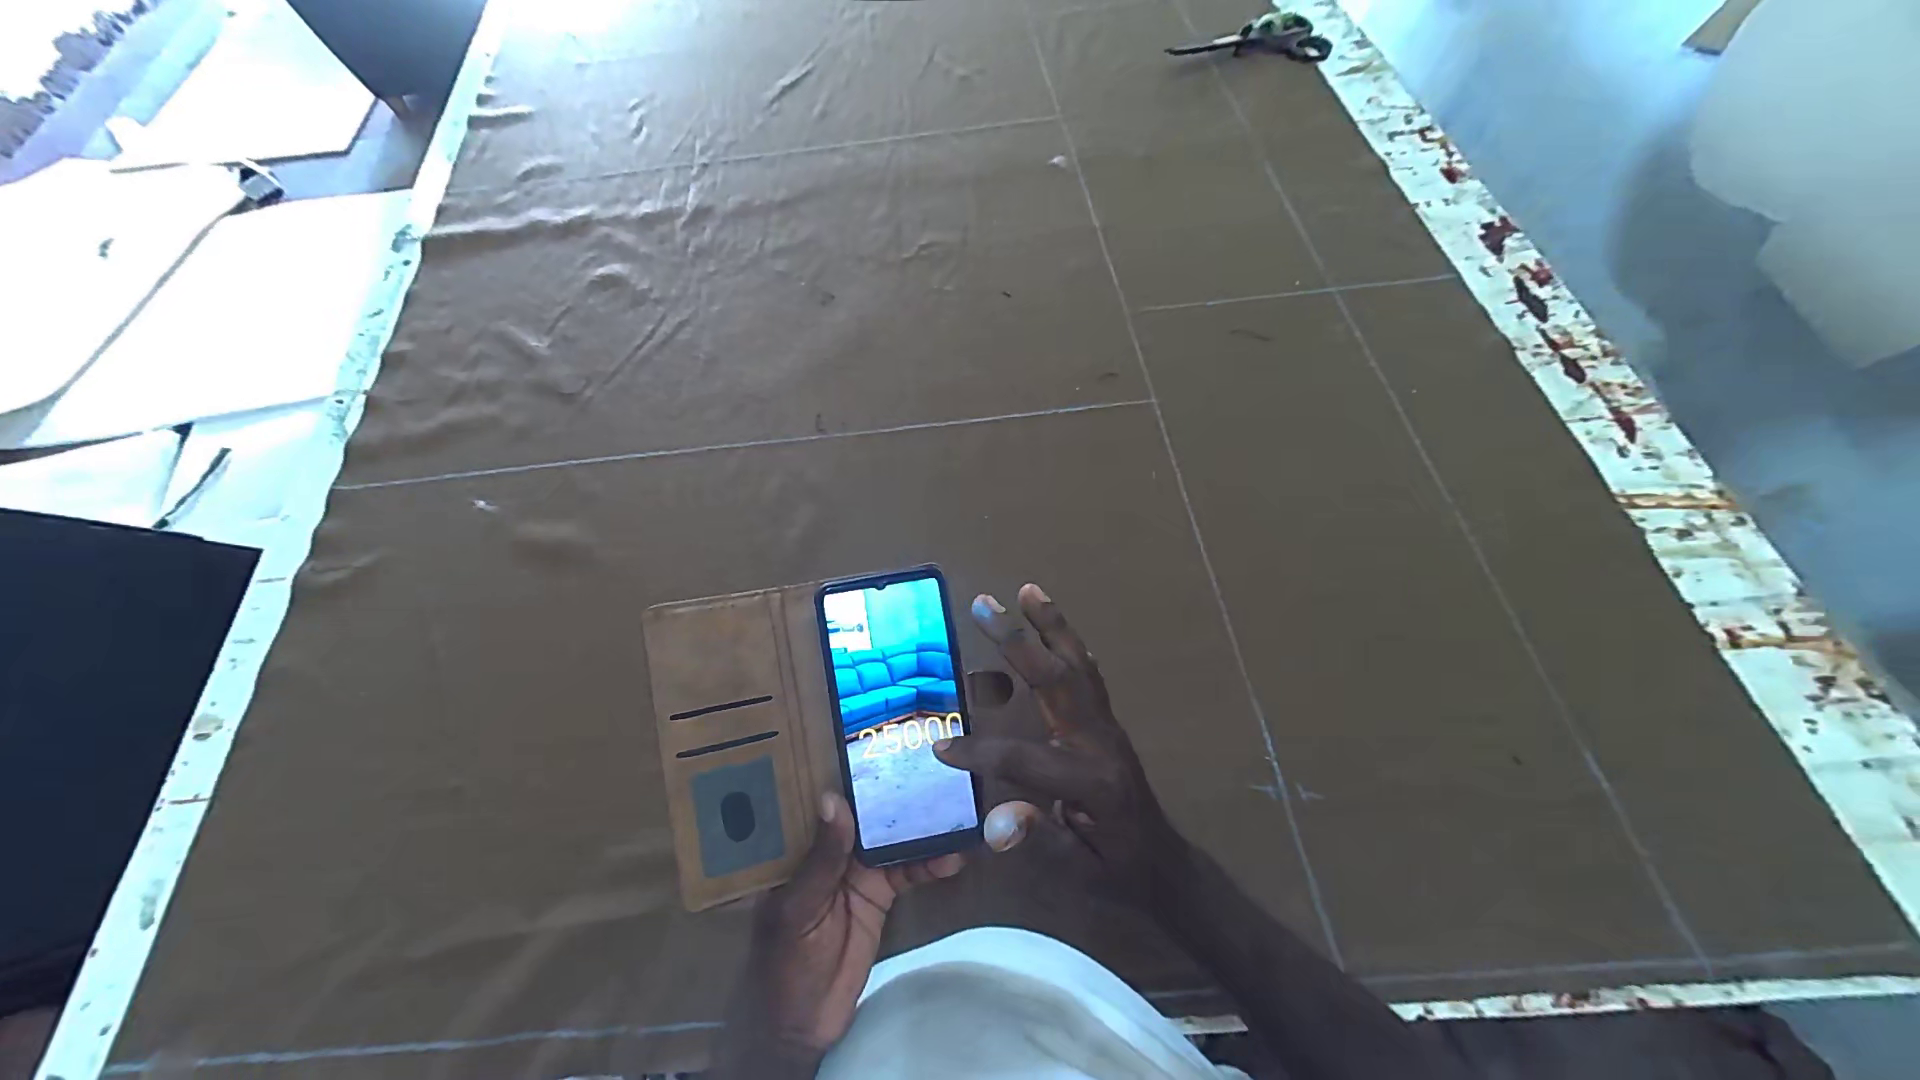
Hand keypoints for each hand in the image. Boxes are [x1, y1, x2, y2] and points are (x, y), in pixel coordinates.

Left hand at [712, 792, 961, 1078]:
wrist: (801, 1024)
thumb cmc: (783, 962)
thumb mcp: (798, 908)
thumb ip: (821, 858)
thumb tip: (835, 798)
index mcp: (799, 840)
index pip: (823, 793)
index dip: (847, 768)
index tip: (878, 739)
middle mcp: (830, 845)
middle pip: (866, 810)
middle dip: (896, 790)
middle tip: (933, 766)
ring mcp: (857, 867)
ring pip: (894, 836)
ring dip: (923, 826)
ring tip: (956, 810)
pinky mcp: (880, 892)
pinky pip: (909, 870)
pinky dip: (932, 862)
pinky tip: (955, 856)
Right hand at [935, 584, 1183, 901]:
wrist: (1164, 864)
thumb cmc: (1117, 868)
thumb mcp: (1077, 870)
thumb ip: (1039, 840)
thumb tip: (995, 824)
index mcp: (1088, 779)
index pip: (1022, 757)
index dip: (978, 754)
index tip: (940, 749)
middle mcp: (1099, 740)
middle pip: (1057, 679)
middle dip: (1017, 640)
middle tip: (984, 604)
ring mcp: (1107, 725)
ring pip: (1077, 664)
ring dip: (1051, 624)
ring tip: (1028, 590)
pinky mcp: (1108, 720)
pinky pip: (1088, 673)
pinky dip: (1069, 644)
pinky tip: (1054, 628)